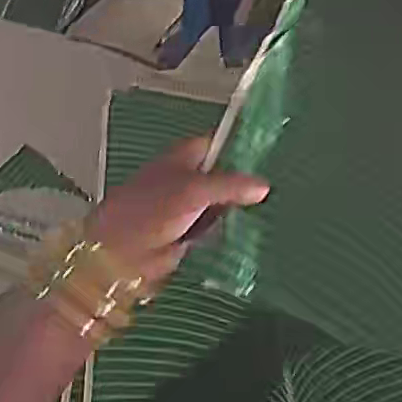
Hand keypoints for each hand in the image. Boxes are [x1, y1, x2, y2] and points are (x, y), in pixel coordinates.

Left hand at [86, 137, 268, 282]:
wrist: (118, 256)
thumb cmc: (148, 211)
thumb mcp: (192, 191)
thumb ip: (230, 185)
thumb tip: (264, 186)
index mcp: (186, 157)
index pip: (222, 146)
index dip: (244, 150)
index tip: (275, 158)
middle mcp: (190, 180)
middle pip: (228, 178)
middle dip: (249, 186)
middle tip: (283, 191)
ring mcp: (191, 210)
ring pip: (226, 207)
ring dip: (243, 214)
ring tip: (277, 216)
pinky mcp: (193, 238)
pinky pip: (220, 232)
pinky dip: (233, 235)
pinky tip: (258, 237)